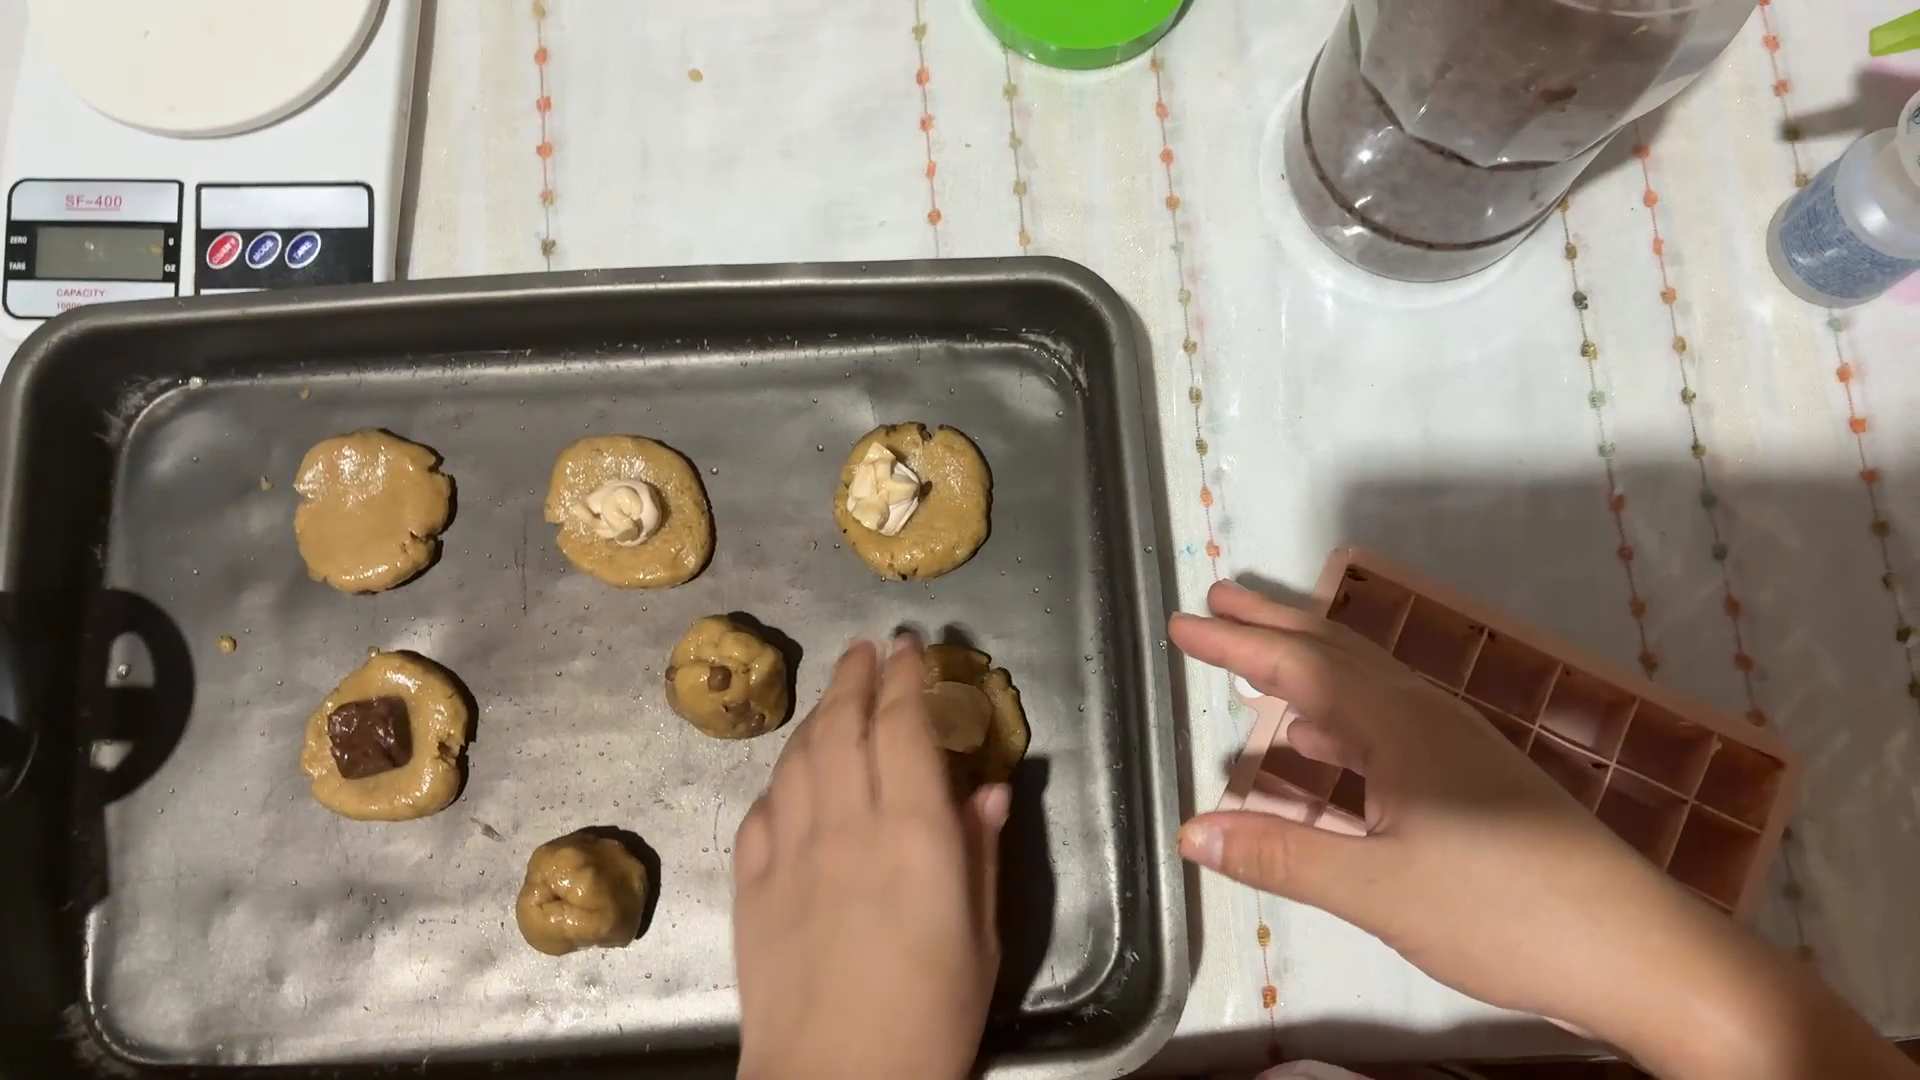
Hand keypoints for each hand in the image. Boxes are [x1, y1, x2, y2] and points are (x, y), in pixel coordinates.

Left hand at [732, 636, 1009, 1079]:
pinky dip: (782, 777)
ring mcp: (790, 850)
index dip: (904, 677)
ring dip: (818, 714)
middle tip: (866, 648)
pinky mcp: (752, 883)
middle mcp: (846, 823)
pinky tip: (793, 774)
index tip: (908, 646)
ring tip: (835, 695)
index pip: (901, 725)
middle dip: (856, 676)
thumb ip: (980, 850)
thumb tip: (987, 788)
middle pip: (843, 724)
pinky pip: (763, 808)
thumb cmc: (930, 1014)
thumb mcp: (980, 933)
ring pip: (798, 756)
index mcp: (911, 831)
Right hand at [1170, 581, 1919, 1079]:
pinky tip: (1313, 736)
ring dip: (1300, 660)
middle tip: (1216, 599)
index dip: (1233, 643)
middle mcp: (1422, 714)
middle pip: (1330, 650)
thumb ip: (1279, 857)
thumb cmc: (1508, 915)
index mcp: (1398, 725)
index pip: (1297, 665)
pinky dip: (1331, 711)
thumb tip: (1188, 832)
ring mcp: (1449, 741)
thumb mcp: (1378, 892)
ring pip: (1357, 679)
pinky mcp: (1464, 772)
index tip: (1181, 623)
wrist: (1650, 960)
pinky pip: (1377, 718)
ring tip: (1252, 653)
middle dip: (1268, 624)